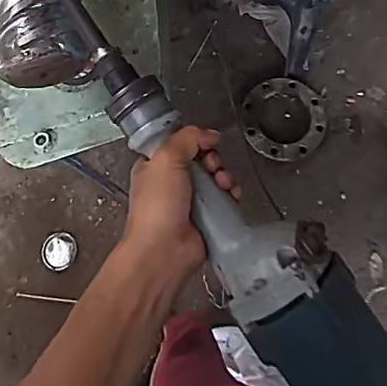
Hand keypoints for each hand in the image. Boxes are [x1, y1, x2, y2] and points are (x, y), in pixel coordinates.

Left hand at [116, 126, 238, 287]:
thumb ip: (187, 138)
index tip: (205, 142)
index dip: (195, 140)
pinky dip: (231, 193)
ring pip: (215, 176)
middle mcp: (172, 181)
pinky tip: (231, 194)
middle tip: (213, 165)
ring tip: (223, 182)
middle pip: (201, 158)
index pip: (180, 143)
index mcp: (155, 165)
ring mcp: (190, 199)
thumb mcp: (165, 158)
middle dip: (213, 158)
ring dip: (224, 174)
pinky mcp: (207, 216)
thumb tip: (209, 134)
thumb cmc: (157, 205)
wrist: (164, 251)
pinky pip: (224, 197)